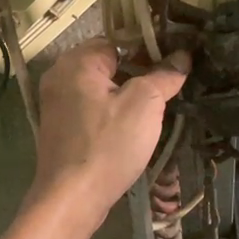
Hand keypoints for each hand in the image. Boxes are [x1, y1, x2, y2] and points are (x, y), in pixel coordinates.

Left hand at [27, 38, 190, 230]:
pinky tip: (134, 127)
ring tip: (159, 106)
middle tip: (171, 85)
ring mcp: (57, 103)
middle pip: (109, 63)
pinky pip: (92, 108)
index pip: (119, 40)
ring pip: (102, 87)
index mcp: (77, 61)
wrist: (71, 198)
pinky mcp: (61, 128)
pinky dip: (113, 112)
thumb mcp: (144, 105)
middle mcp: (60, 75)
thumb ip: (163, 75)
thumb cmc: (108, 145)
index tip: (176, 61)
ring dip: (128, 94)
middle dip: (140, 72)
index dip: (149, 48)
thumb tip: (182, 56)